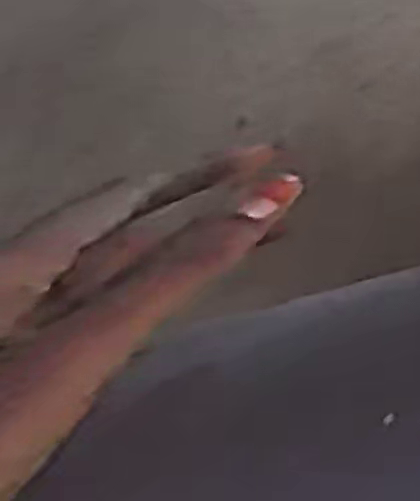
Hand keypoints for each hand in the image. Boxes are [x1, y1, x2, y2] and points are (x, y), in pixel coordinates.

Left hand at [0, 146, 299, 499]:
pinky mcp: (18, 377)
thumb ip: (185, 266)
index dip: (203, 172)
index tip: (270, 155)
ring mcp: (11, 338)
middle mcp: (10, 289)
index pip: (128, 197)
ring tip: (244, 239)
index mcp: (16, 266)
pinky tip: (168, 302)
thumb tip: (280, 188)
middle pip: (121, 236)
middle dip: (202, 209)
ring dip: (182, 250)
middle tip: (273, 194)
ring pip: (111, 275)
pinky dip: (152, 289)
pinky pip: (101, 311)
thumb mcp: (92, 341)